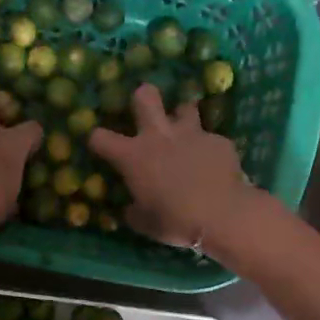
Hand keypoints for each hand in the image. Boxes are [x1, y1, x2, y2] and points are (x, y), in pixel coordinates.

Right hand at [87, 83, 263, 248]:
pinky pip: (210, 139)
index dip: (98, 140)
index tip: (101, 146)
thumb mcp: (146, 223)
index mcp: (133, 157)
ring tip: (185, 133)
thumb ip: (134, 211)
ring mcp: (191, 134)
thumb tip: (131, 209)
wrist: (222, 215)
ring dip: (182, 117)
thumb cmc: (175, 221)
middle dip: (143, 97)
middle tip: (146, 109)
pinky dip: (209, 149)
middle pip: (145, 96)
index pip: (100, 137)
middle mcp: (159, 136)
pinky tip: (214, 164)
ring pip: (184, 107)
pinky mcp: (219, 141)